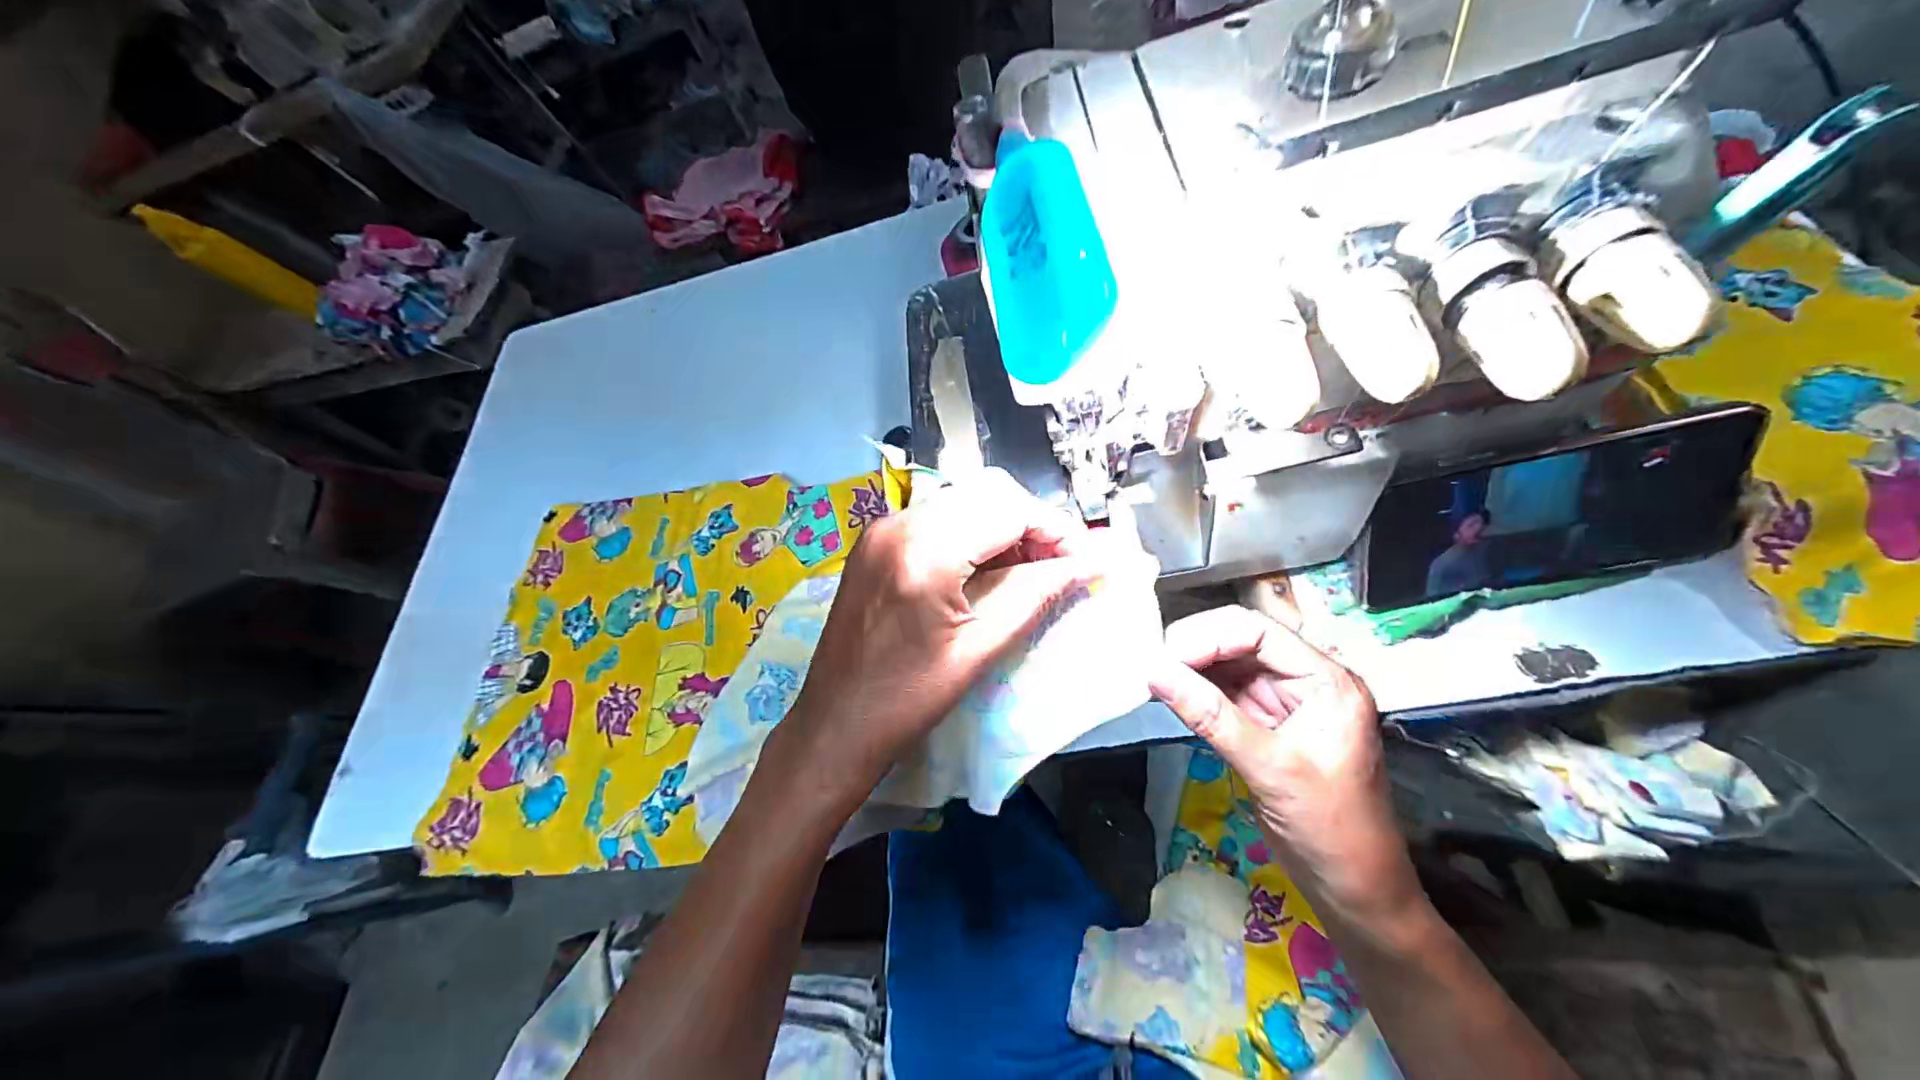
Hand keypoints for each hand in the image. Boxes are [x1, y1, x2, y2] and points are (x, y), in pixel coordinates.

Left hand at [776, 468, 1095, 810]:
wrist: (834, 725)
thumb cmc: (906, 701)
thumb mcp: (980, 648)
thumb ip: (1038, 594)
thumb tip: (1091, 564)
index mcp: (924, 550)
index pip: (1010, 508)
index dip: (1057, 530)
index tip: (1085, 561)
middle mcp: (898, 523)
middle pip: (988, 493)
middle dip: (1033, 524)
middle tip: (1062, 567)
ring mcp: (881, 529)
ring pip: (964, 501)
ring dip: (1005, 527)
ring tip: (1032, 571)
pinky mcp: (875, 542)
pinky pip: (938, 517)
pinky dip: (973, 534)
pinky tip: (990, 570)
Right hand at [1149, 606, 1424, 930]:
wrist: (1356, 891)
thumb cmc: (1332, 830)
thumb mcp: (1270, 769)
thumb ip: (1211, 717)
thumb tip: (1156, 674)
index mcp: (1327, 680)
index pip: (1258, 632)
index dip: (1208, 636)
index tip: (1165, 657)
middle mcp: (1307, 682)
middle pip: (1241, 643)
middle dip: (1195, 650)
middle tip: (1152, 667)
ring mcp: (1285, 703)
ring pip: (1228, 667)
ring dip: (1191, 670)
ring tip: (1154, 678)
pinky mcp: (1266, 725)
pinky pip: (1225, 695)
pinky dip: (1197, 693)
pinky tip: (1171, 695)